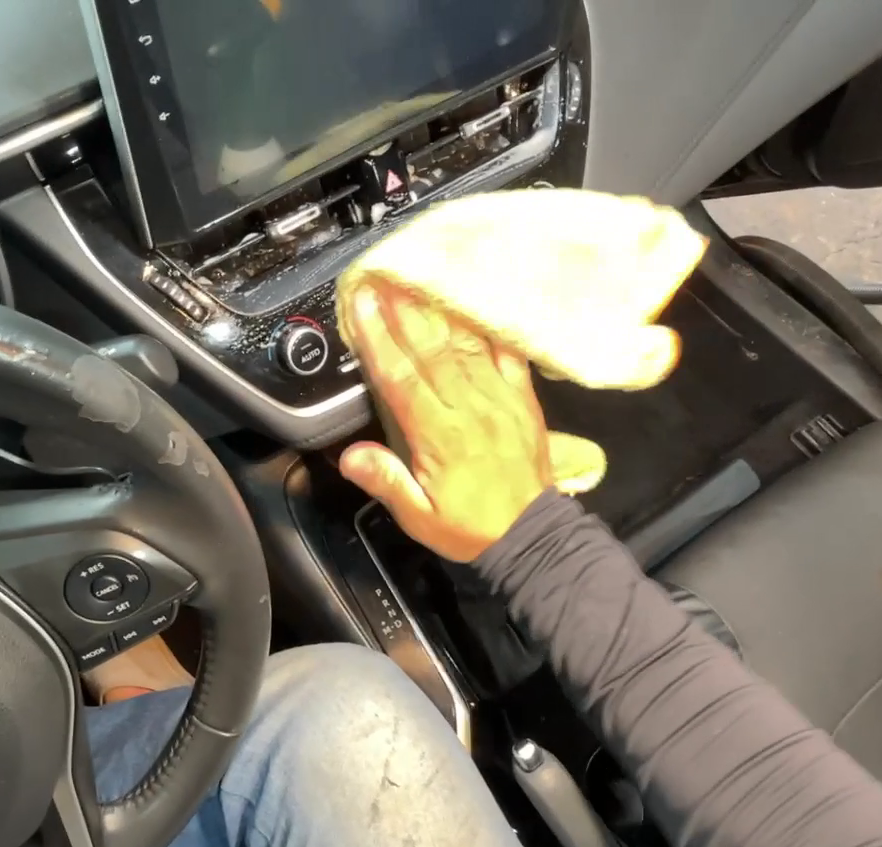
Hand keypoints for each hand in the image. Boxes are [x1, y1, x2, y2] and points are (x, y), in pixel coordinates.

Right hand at [338, 285, 552, 562]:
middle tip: (383, 275)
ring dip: (438, 309)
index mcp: (439, 435)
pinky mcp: (522, 398)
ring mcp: (498, 398)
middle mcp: (468, 408)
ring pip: (465, 344)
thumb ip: (387, 482)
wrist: (531, 536)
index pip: (401, 377)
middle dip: (402, 309)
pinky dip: (491, 326)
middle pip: (430, 349)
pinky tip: (476, 303)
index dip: (378, 338)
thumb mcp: (419, 517)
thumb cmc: (469, 527)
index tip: (360, 304)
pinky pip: (507, 353)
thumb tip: (350, 456)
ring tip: (418, 280)